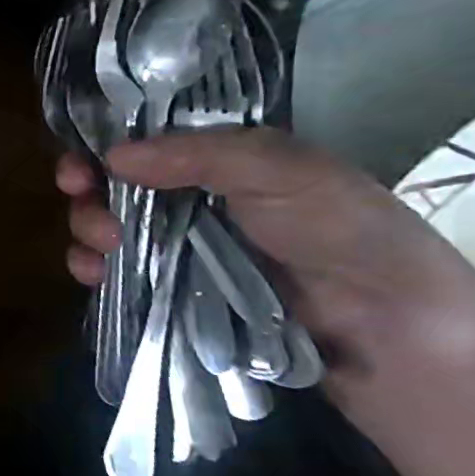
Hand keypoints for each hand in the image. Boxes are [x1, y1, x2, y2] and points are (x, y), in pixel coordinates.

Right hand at [56, 127, 474, 371]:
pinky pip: (116, 273)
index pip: (140, 141)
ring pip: (106, 224)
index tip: (80, 162)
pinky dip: (93, 268)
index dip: (100, 146)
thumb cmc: (343, 233)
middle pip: (113, 183)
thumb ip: (196, 155)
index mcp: (218, 159)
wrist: (394, 334)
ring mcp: (181, 246)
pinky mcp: (175, 292)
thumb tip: (111, 157)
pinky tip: (93, 274)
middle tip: (83, 200)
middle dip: (88, 190)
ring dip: (88, 227)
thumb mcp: (282, 171)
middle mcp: (192, 198)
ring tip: (104, 246)